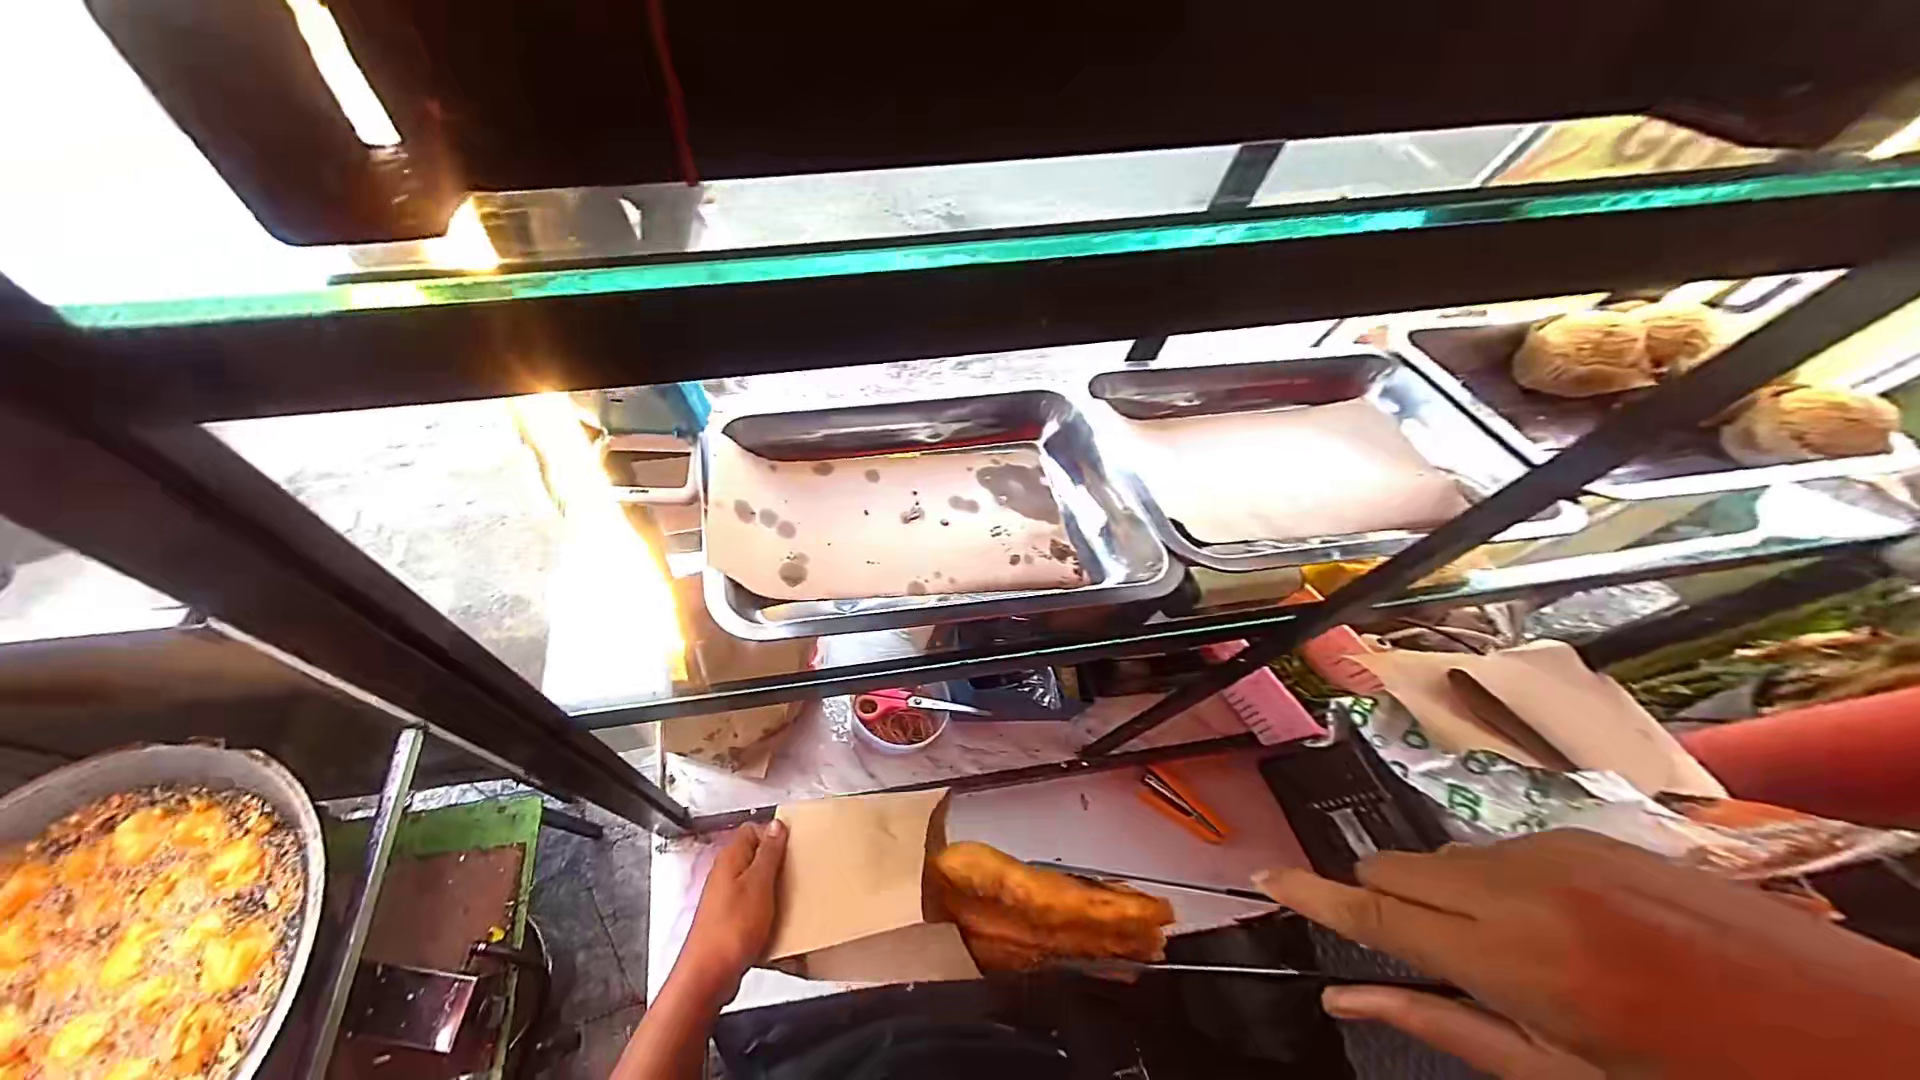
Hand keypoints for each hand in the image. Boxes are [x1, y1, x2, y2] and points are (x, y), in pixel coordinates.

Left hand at [677, 820, 786, 1000]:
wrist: (708, 978)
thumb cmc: (731, 930)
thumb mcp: (760, 883)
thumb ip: (769, 853)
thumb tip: (777, 826)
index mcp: (731, 858)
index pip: (753, 829)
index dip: (774, 834)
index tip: (793, 845)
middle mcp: (725, 874)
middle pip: (756, 855)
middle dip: (777, 862)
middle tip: (795, 871)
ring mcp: (726, 898)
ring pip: (756, 881)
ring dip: (774, 887)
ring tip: (790, 896)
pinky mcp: (730, 920)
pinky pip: (754, 904)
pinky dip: (767, 909)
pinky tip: (779, 920)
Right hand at [1257, 830, 1919, 1079]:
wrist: (1884, 1044)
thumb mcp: (1572, 1079)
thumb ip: (1445, 1027)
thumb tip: (1346, 1001)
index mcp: (1517, 962)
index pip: (1374, 915)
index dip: (1310, 896)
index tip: (1265, 878)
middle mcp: (1517, 884)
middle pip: (1390, 869)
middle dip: (1385, 905)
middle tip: (1432, 955)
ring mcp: (1551, 847)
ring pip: (1436, 857)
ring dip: (1440, 896)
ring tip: (1517, 950)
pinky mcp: (1581, 830)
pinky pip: (1490, 847)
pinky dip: (1490, 881)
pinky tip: (1562, 924)